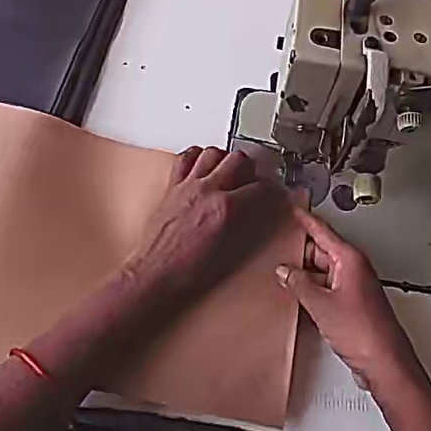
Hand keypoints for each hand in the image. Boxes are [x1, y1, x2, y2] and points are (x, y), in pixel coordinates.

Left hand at [123, 147, 284, 308]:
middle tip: (254, 180)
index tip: (274, 193)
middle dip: (252, 169)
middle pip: (239, 160)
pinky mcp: (172, 187)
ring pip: (213, 153)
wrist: (156, 277)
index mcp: (225, 209)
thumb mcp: (231, 251)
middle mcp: (207, 191)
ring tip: (230, 170)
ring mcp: (188, 186)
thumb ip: (248, 223)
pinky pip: (186, 158)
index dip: (273, 190)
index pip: (261, 187)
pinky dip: (197, 157)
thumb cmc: (188, 273)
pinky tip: (203, 166)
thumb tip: (259, 210)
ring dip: (226, 159)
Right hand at [276, 209, 428, 396]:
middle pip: (321, 251)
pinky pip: (327, 288)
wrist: (385, 363)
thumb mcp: (321, 304)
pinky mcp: (352, 303)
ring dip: (305, 275)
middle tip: (277, 251)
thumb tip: (285, 271)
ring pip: (323, 271)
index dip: (305, 218)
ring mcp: (354, 286)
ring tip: (284, 278)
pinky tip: (299, 298)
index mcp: (350, 259)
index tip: (293, 206)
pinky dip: (313, 290)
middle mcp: (354, 268)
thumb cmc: (365, 332)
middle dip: (299, 252)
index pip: (323, 230)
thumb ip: (299, 284)